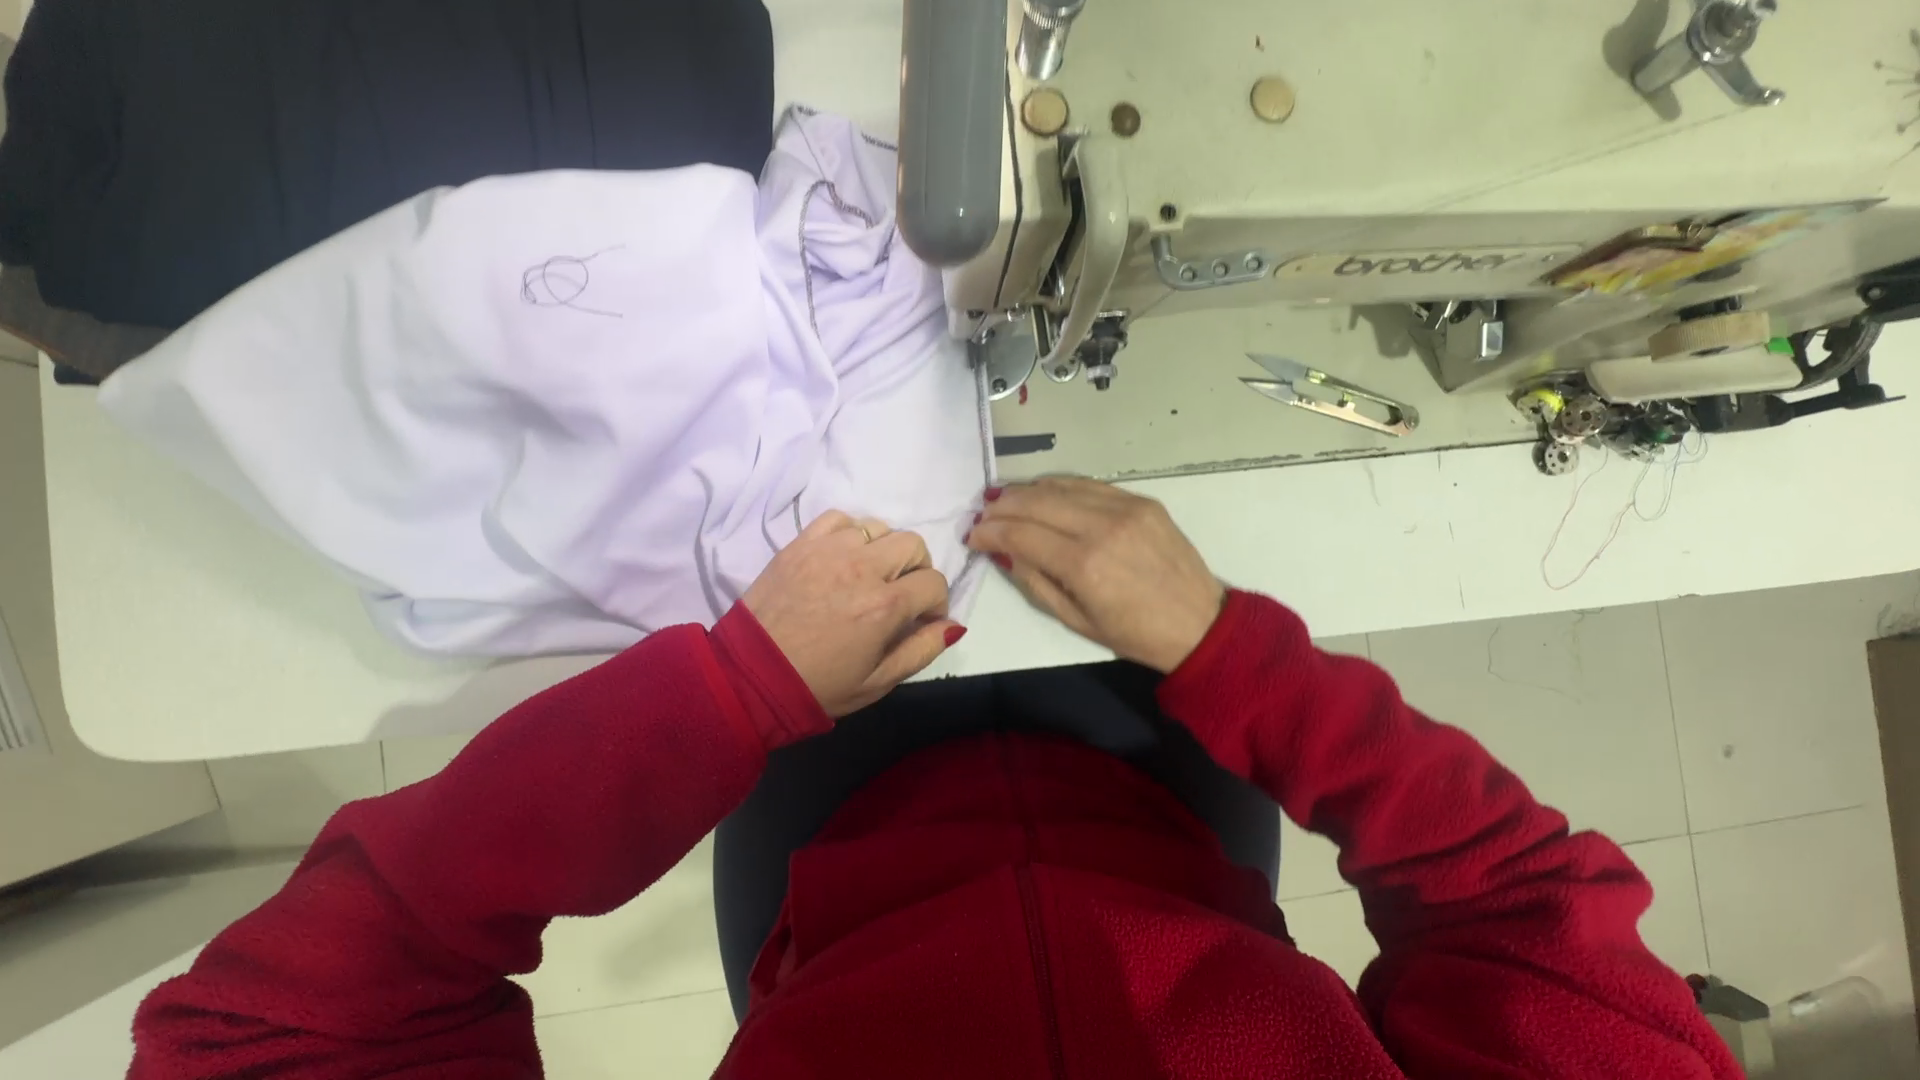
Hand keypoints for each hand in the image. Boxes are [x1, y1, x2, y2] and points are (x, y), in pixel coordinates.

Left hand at [743, 511, 963, 716]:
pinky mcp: (800, 544)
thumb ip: (921, 650)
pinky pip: (838, 518)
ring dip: (883, 549)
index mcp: (885, 605)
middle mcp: (862, 567)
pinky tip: (843, 556)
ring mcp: (828, 550)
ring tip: (869, 574)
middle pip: (912, 544)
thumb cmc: (818, 686)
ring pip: (877, 527)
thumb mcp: (878, 682)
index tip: (922, 619)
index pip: (933, 582)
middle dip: (917, 569)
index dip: (935, 603)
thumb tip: (952, 624)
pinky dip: (849, 532)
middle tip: (900, 592)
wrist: (749, 677)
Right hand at [966, 477, 1223, 673]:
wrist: (1199, 623)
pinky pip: (1089, 485)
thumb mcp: (1075, 620)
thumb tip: (1002, 552)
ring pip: (1060, 486)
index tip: (972, 536)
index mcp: (1084, 565)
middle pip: (1035, 503)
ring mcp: (1124, 509)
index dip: (989, 533)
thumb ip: (1034, 581)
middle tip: (983, 514)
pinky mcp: (1142, 501)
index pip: (1020, 535)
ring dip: (1026, 491)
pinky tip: (1043, 493)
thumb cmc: (1134, 635)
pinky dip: (1060, 486)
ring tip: (1005, 499)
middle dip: (1001, 507)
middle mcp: (1101, 528)